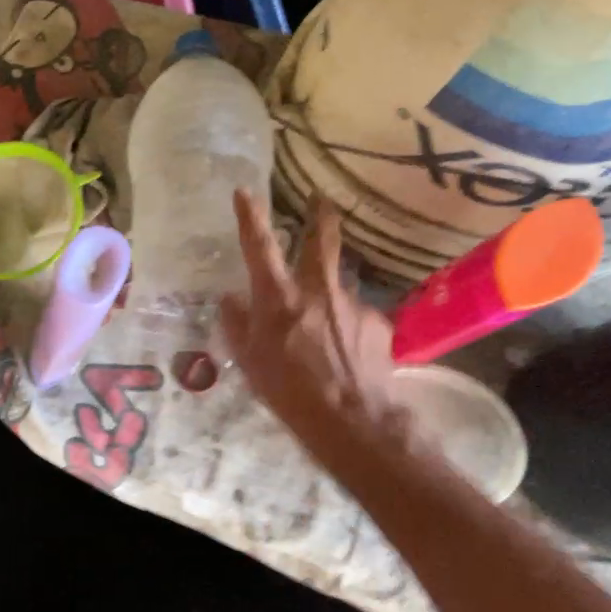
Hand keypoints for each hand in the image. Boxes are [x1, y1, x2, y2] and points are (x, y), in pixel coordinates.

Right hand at [219, 190, 403, 459]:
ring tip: (319, 318)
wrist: (351, 419)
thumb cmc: (286, 389)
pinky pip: (353, 316)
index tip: (245, 192)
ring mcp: (353, 306)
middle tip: (321, 198)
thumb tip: (232, 299)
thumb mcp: (247, 358)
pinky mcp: (378, 325)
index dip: (250, 218)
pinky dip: (343, 325)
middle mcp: (318, 292)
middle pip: (321, 243)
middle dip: (320, 217)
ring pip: (337, 285)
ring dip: (327, 291)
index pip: (260, 248)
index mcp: (279, 298)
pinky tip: (340, 349)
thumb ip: (238, 323)